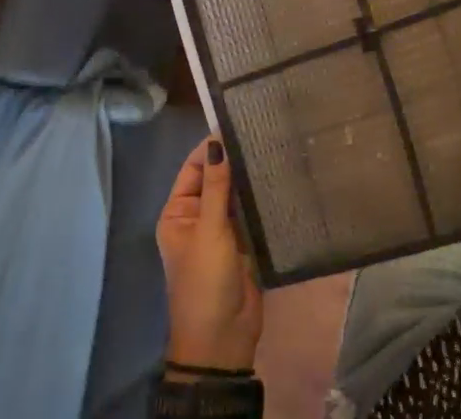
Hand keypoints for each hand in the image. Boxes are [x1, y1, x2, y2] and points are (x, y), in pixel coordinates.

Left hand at [157, 137, 262, 371]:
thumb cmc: (205, 281)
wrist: (223, 337)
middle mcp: (198, 218)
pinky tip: (282, 179)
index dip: (212, 147)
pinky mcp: (245, 243)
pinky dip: (262, 199)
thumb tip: (217, 143)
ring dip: (250, 179)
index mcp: (178, 213)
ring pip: (236, 195)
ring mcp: (222, 231)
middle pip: (216, 179)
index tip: (238, 123)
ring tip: (278, 148)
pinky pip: (252, 213)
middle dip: (235, 160)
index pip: (194, 168)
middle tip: (266, 131)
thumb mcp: (209, 231)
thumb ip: (216, 186)